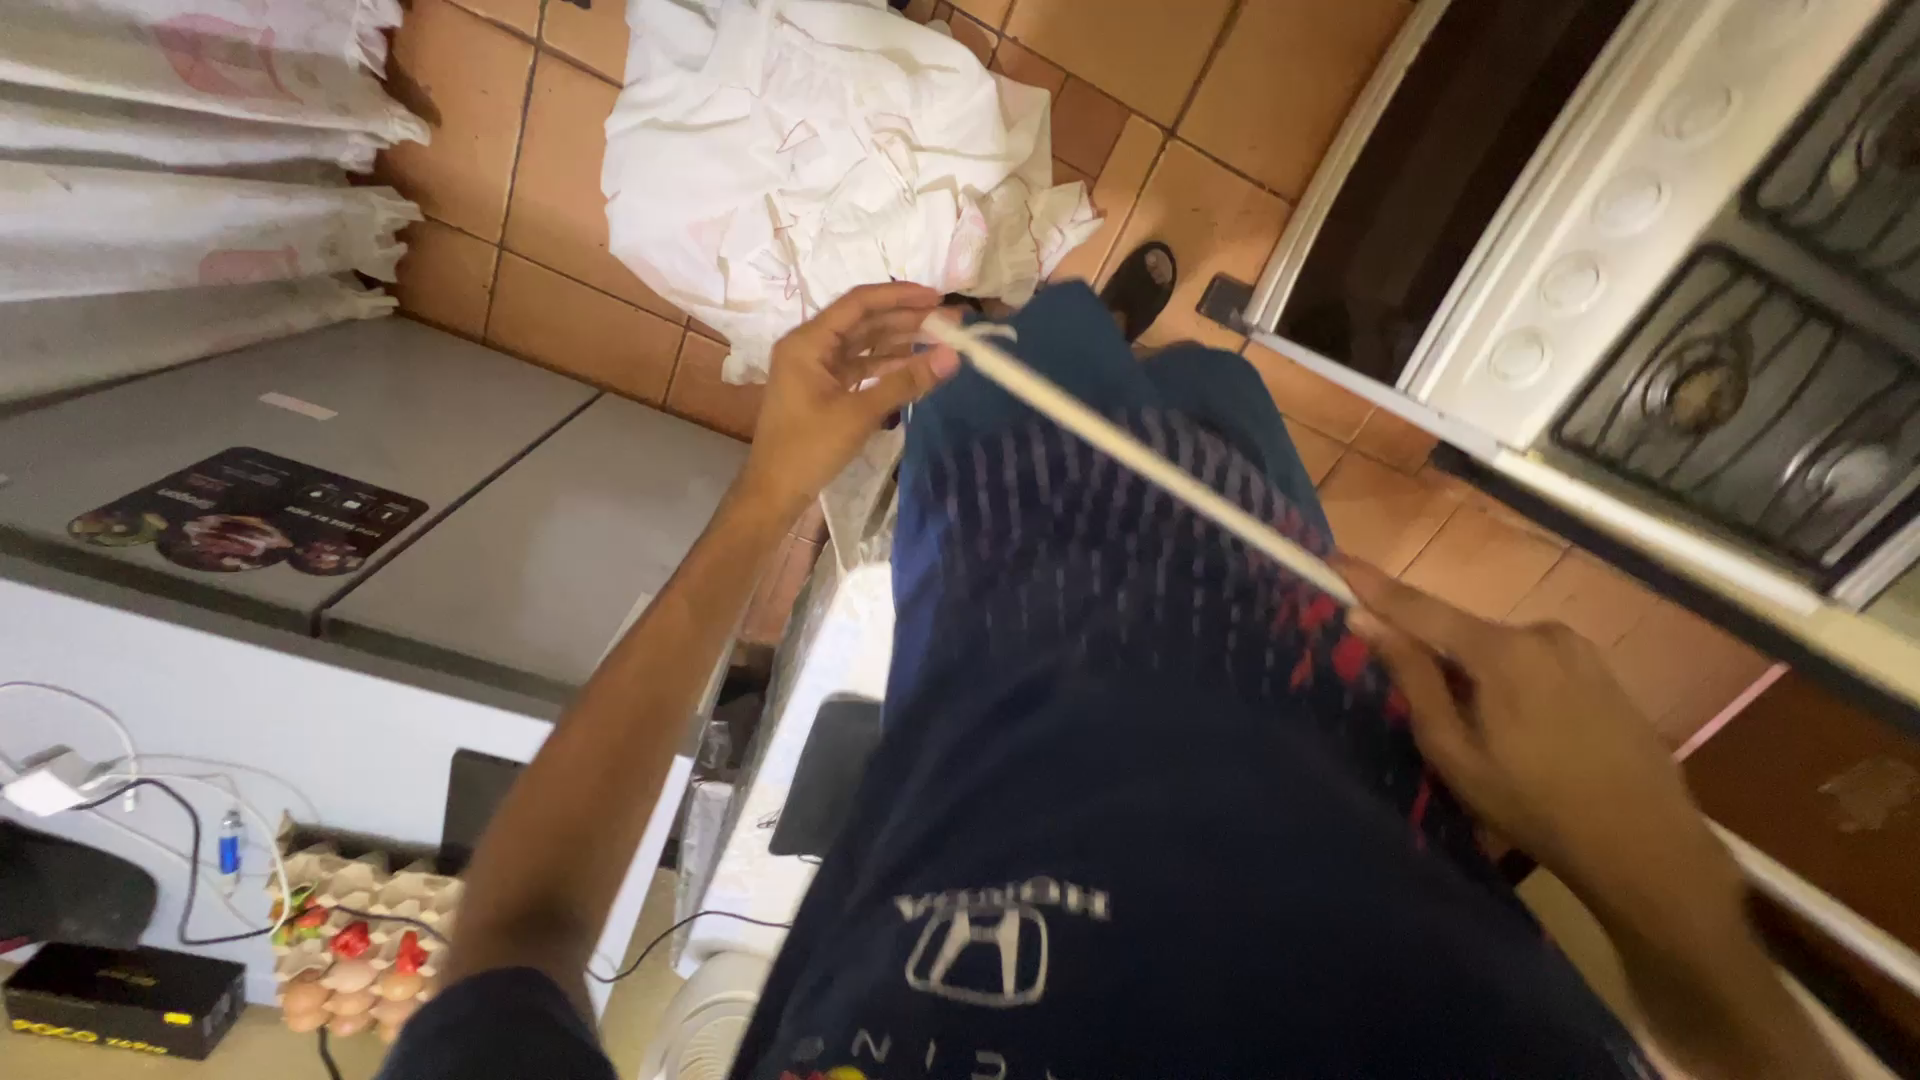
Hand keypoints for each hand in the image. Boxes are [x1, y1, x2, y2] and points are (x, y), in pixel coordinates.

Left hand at [738, 282, 959, 514]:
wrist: (775, 491)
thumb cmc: (809, 449)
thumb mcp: (860, 414)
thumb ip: (906, 382)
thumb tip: (952, 356)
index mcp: (807, 342)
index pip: (858, 303)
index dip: (900, 296)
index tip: (937, 297)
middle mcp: (809, 346)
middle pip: (863, 321)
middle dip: (906, 319)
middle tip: (949, 320)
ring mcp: (816, 368)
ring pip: (863, 344)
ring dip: (899, 341)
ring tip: (939, 340)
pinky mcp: (823, 389)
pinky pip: (860, 367)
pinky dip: (886, 366)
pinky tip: (915, 366)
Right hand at [1339, 559, 1740, 908]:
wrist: (1649, 851)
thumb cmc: (1533, 805)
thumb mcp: (1452, 748)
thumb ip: (1410, 676)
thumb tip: (1363, 619)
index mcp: (1502, 650)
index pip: (1418, 607)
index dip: (1371, 585)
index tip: (1334, 561)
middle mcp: (1542, 633)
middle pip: (1458, 630)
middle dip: (1428, 651)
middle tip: (1421, 709)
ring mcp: (1579, 650)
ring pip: (1494, 648)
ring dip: (1469, 672)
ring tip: (1478, 734)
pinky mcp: (1600, 670)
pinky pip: (1530, 661)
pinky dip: (1506, 681)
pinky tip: (1520, 732)